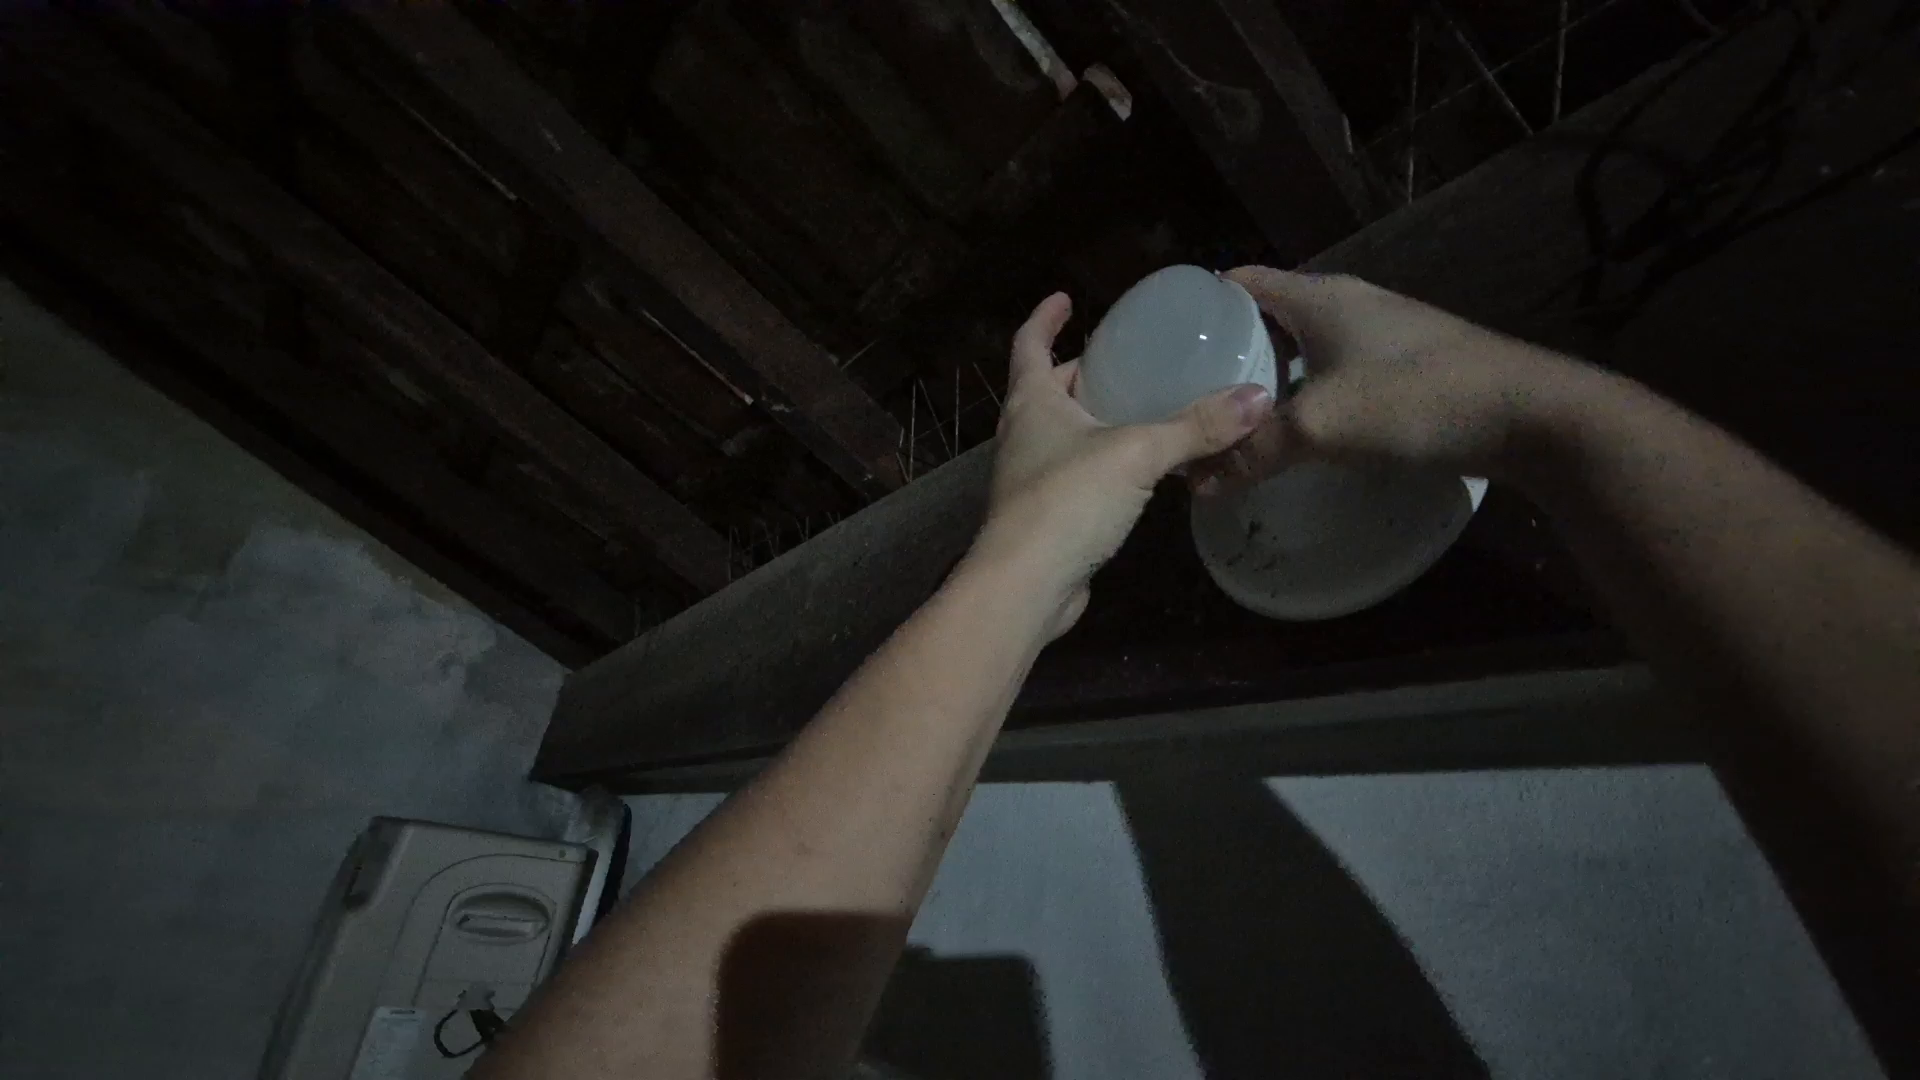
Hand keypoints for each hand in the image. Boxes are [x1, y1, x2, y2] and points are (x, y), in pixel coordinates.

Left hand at [968, 293, 1274, 635]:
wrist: (1026, 583)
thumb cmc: (1068, 501)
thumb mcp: (1137, 454)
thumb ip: (1196, 427)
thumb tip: (1258, 399)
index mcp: (1032, 402)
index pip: (1029, 344)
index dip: (1045, 318)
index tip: (1065, 297)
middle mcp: (1024, 434)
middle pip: (1048, 388)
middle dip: (1081, 369)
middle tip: (1125, 357)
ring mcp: (1030, 477)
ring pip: (1063, 432)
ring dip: (1094, 416)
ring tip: (1139, 406)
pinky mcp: (1045, 514)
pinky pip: (1076, 472)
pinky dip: (1103, 460)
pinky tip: (1137, 468)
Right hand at [1191, 268, 1580, 492]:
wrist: (1532, 417)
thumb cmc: (1416, 398)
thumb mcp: (1320, 426)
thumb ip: (1253, 452)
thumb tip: (1197, 484)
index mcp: (1319, 297)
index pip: (1241, 282)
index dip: (1199, 305)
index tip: (1162, 339)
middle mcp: (1345, 305)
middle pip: (1265, 316)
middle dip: (1224, 349)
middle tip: (1185, 389)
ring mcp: (1376, 334)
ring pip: (1297, 347)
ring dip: (1261, 375)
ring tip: (1224, 412)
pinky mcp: (1396, 365)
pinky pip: (1325, 370)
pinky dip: (1296, 392)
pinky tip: (1286, 428)